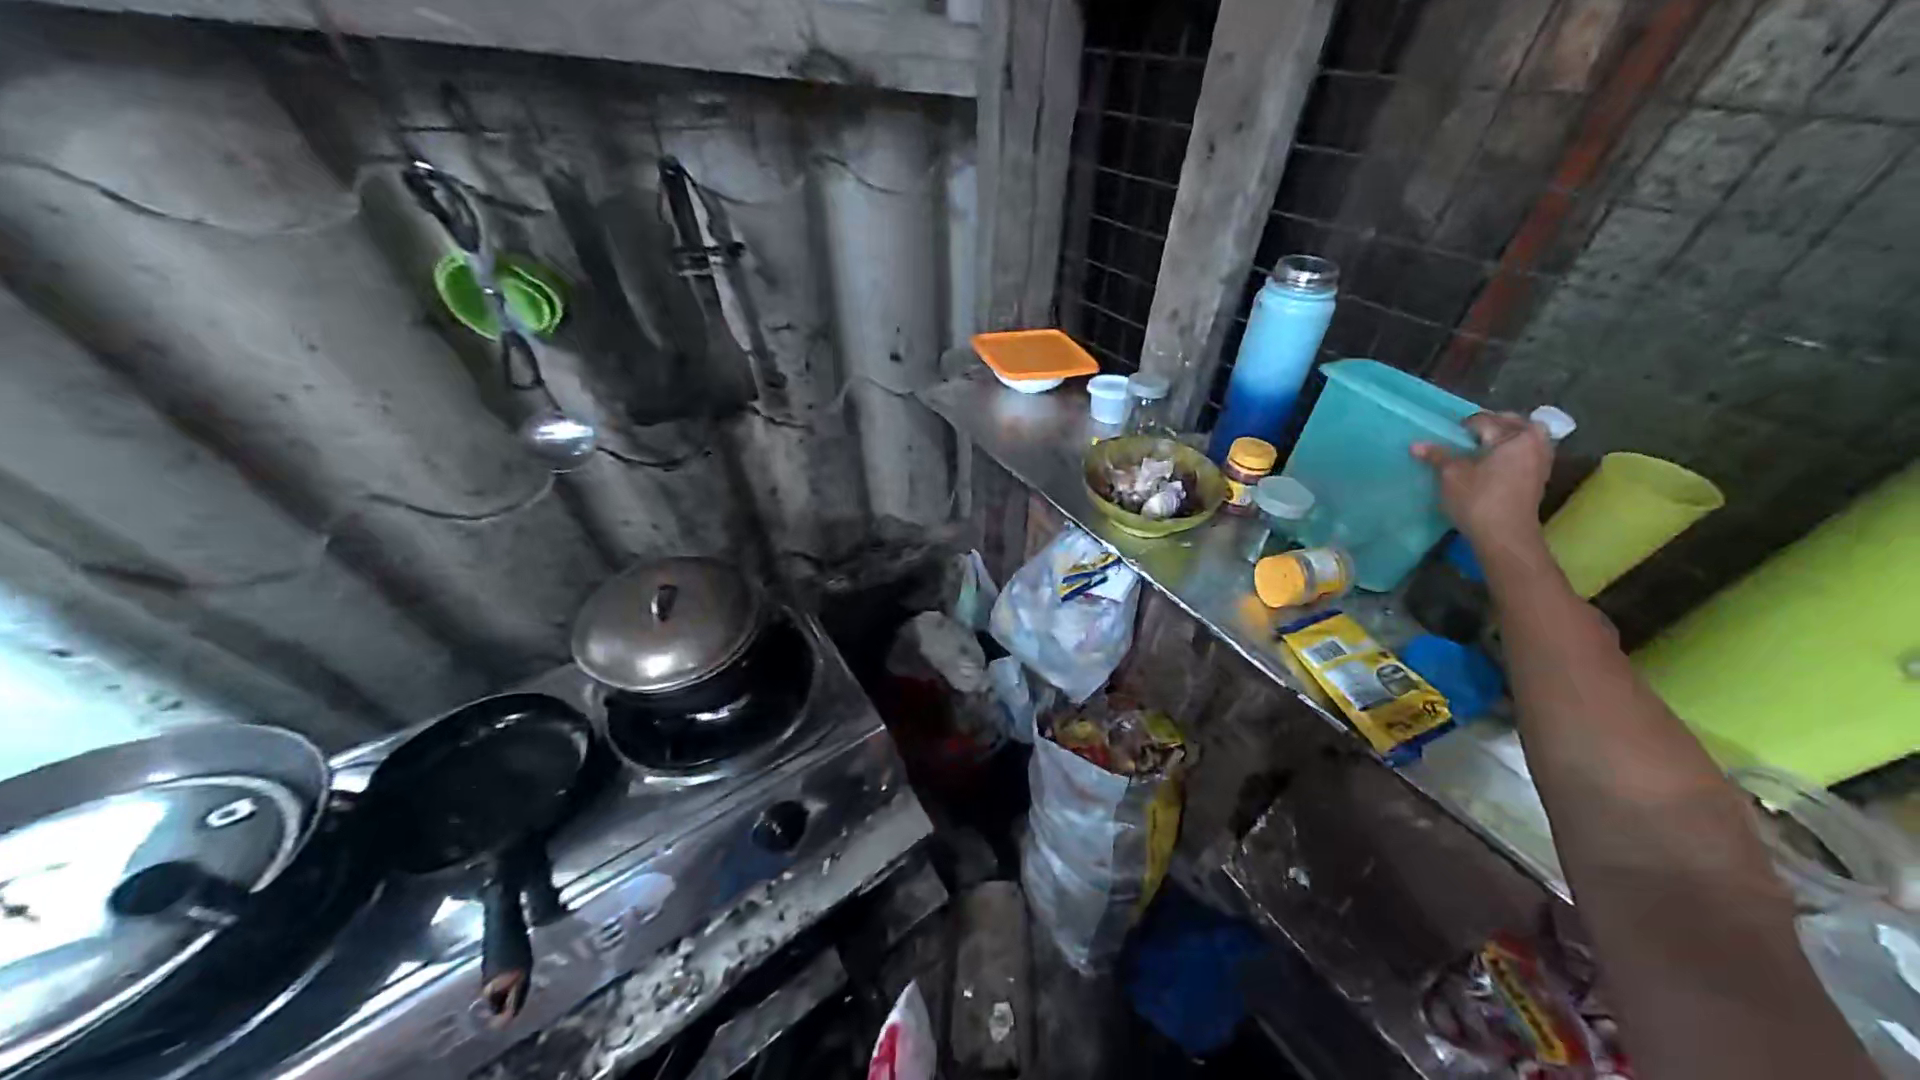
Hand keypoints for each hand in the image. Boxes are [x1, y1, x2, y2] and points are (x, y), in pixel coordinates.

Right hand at [1412, 412, 1551, 544]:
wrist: (1505, 535)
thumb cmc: (1478, 499)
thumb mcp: (1451, 475)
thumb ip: (1437, 455)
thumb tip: (1416, 445)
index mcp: (1515, 436)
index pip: (1484, 420)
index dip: (1462, 427)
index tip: (1447, 435)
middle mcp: (1535, 442)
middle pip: (1511, 422)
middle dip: (1490, 425)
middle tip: (1466, 436)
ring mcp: (1541, 459)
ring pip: (1523, 436)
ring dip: (1504, 436)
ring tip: (1481, 447)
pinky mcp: (1539, 475)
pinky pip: (1526, 451)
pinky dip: (1512, 450)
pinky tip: (1494, 461)